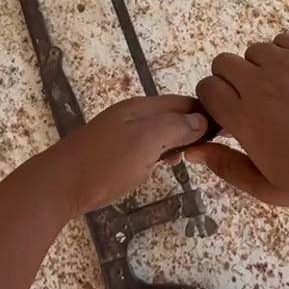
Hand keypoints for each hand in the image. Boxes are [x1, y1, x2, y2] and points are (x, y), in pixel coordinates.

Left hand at [30, 95, 206, 216]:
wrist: (58, 186)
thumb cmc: (104, 164)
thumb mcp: (144, 143)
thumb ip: (173, 127)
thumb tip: (200, 118)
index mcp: (139, 108)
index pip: (182, 102)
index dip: (205, 111)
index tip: (229, 126)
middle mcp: (130, 115)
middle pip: (170, 114)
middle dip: (194, 125)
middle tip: (218, 143)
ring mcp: (119, 133)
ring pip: (158, 130)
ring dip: (178, 139)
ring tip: (197, 153)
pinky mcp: (112, 153)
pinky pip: (145, 145)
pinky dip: (161, 150)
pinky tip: (166, 163)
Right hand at [188, 33, 288, 207]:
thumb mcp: (268, 189)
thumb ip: (226, 167)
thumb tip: (192, 151)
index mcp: (246, 119)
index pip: (207, 89)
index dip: (212, 101)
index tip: (227, 115)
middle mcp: (260, 86)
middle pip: (222, 63)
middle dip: (228, 82)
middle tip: (249, 103)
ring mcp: (287, 67)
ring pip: (252, 51)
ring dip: (256, 68)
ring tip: (275, 91)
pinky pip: (281, 41)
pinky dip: (281, 54)